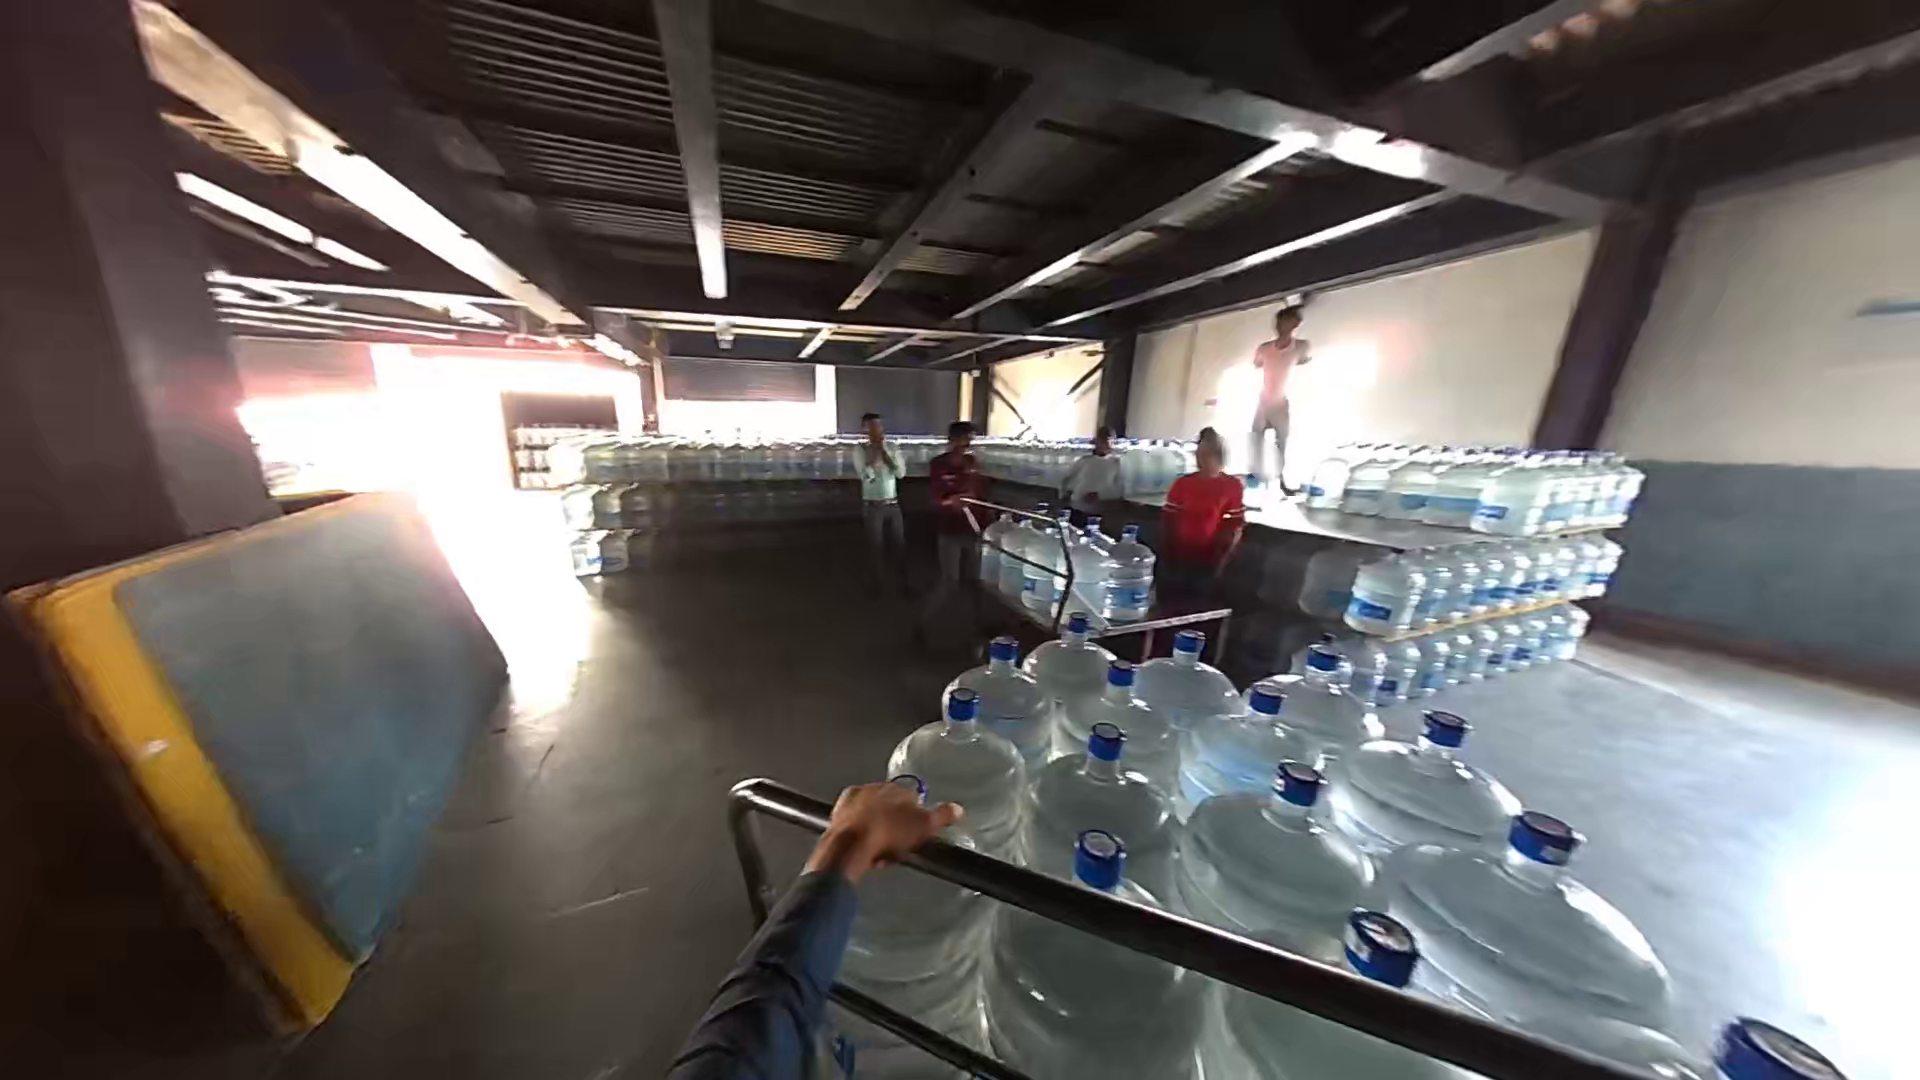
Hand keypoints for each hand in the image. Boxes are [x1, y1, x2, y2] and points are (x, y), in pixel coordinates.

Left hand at [805, 782, 963, 882]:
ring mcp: (855, 797)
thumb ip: (942, 816)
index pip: (912, 799)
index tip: (913, 835)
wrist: (852, 844)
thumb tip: (959, 808)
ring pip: (871, 812)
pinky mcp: (838, 810)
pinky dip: (858, 829)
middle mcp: (877, 786)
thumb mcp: (924, 827)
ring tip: (879, 852)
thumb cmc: (890, 834)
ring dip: (876, 827)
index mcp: (898, 788)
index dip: (914, 818)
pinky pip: (853, 820)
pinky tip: (862, 845)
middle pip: (890, 805)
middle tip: (895, 846)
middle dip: (893, 822)